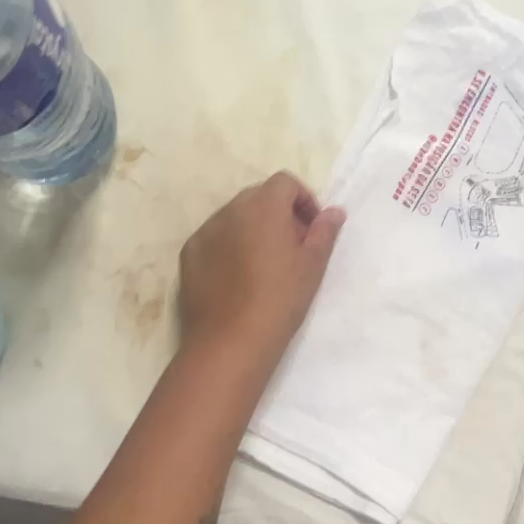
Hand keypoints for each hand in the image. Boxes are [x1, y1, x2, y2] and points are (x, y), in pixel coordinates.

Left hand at [179, 172, 345, 364]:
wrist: (231, 341)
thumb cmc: (280, 301)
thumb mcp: (312, 267)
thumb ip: (324, 232)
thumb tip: (334, 211)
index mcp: (264, 207)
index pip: (285, 182)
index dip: (303, 200)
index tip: (311, 230)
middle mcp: (230, 210)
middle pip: (258, 197)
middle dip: (278, 214)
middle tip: (291, 248)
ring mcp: (205, 231)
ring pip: (233, 218)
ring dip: (251, 230)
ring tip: (263, 266)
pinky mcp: (189, 254)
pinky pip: (213, 239)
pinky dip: (228, 248)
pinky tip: (237, 279)